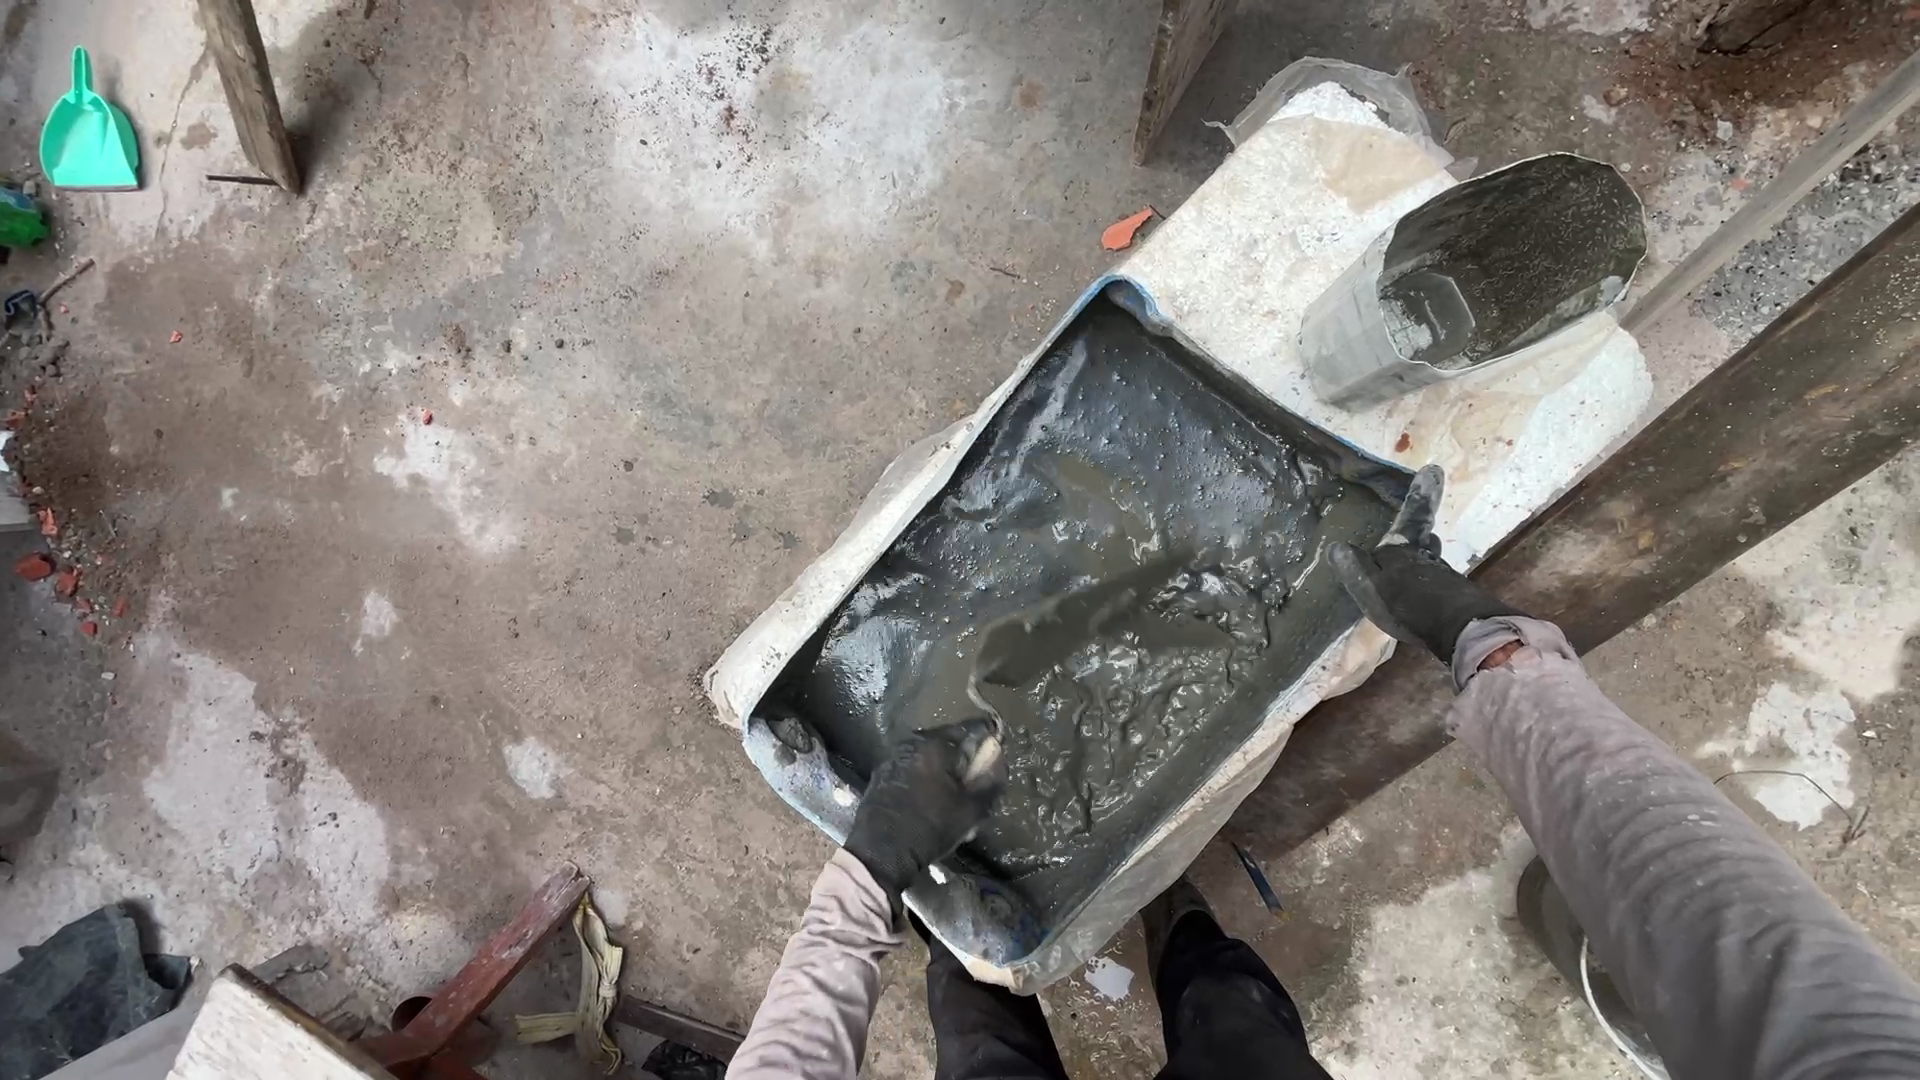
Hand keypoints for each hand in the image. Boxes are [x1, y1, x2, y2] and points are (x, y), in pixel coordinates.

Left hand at [843, 719, 1003, 905]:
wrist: (880, 852)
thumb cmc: (930, 827)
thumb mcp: (971, 810)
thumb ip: (991, 781)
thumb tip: (998, 759)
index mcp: (936, 744)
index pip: (971, 728)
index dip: (988, 738)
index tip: (997, 751)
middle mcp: (912, 743)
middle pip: (949, 742)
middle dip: (965, 757)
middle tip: (976, 779)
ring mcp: (893, 758)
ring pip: (929, 757)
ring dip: (943, 769)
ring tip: (953, 794)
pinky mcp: (881, 775)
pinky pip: (913, 769)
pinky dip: (924, 778)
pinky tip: (929, 800)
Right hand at [1330, 464, 1523, 664]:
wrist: (1458, 632)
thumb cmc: (1408, 602)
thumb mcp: (1369, 585)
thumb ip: (1354, 566)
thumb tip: (1337, 546)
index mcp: (1404, 550)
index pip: (1412, 515)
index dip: (1421, 493)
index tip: (1433, 469)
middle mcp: (1427, 558)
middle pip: (1424, 540)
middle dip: (1419, 535)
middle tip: (1417, 533)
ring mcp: (1443, 578)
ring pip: (1431, 562)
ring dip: (1422, 561)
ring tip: (1411, 566)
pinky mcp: (1452, 600)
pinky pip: (1434, 583)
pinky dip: (1426, 584)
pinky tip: (1419, 595)